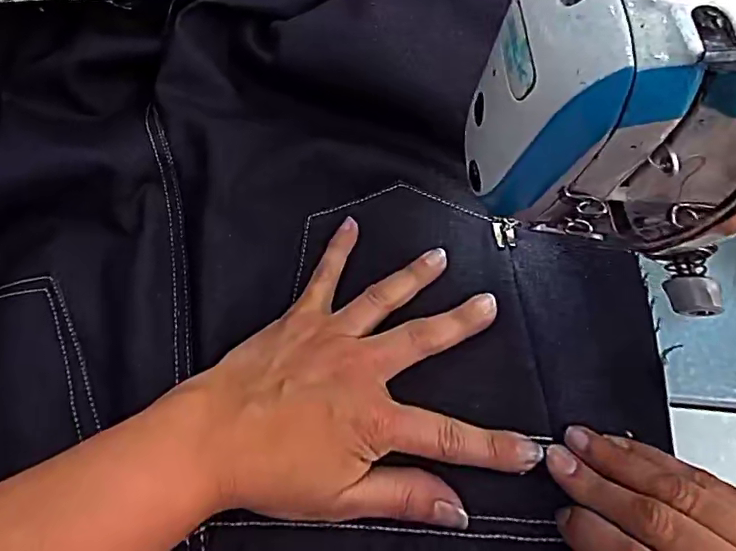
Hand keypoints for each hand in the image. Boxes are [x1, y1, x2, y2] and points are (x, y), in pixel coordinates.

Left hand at [160, 218, 543, 528]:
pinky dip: (338, 250)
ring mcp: (334, 333)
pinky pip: (325, 276)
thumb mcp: (342, 499)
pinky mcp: (304, 316)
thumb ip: (403, 496)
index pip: (446, 436)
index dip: (491, 446)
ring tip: (440, 257)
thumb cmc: (271, 472)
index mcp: (374, 416)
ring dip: (415, 276)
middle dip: (461, 323)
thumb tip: (454, 507)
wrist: (211, 438)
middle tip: (488, 304)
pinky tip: (351, 227)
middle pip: (423, 340)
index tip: (524, 447)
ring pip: (384, 298)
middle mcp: (362, 365)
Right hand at [546, 427, 735, 550]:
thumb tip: (599, 541)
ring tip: (588, 439)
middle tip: (562, 458)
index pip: (658, 550)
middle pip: (669, 510)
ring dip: (630, 458)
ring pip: (692, 484)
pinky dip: (671, 463)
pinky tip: (640, 451)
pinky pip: (719, 481)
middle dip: (605, 481)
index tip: (565, 514)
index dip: (601, 533)